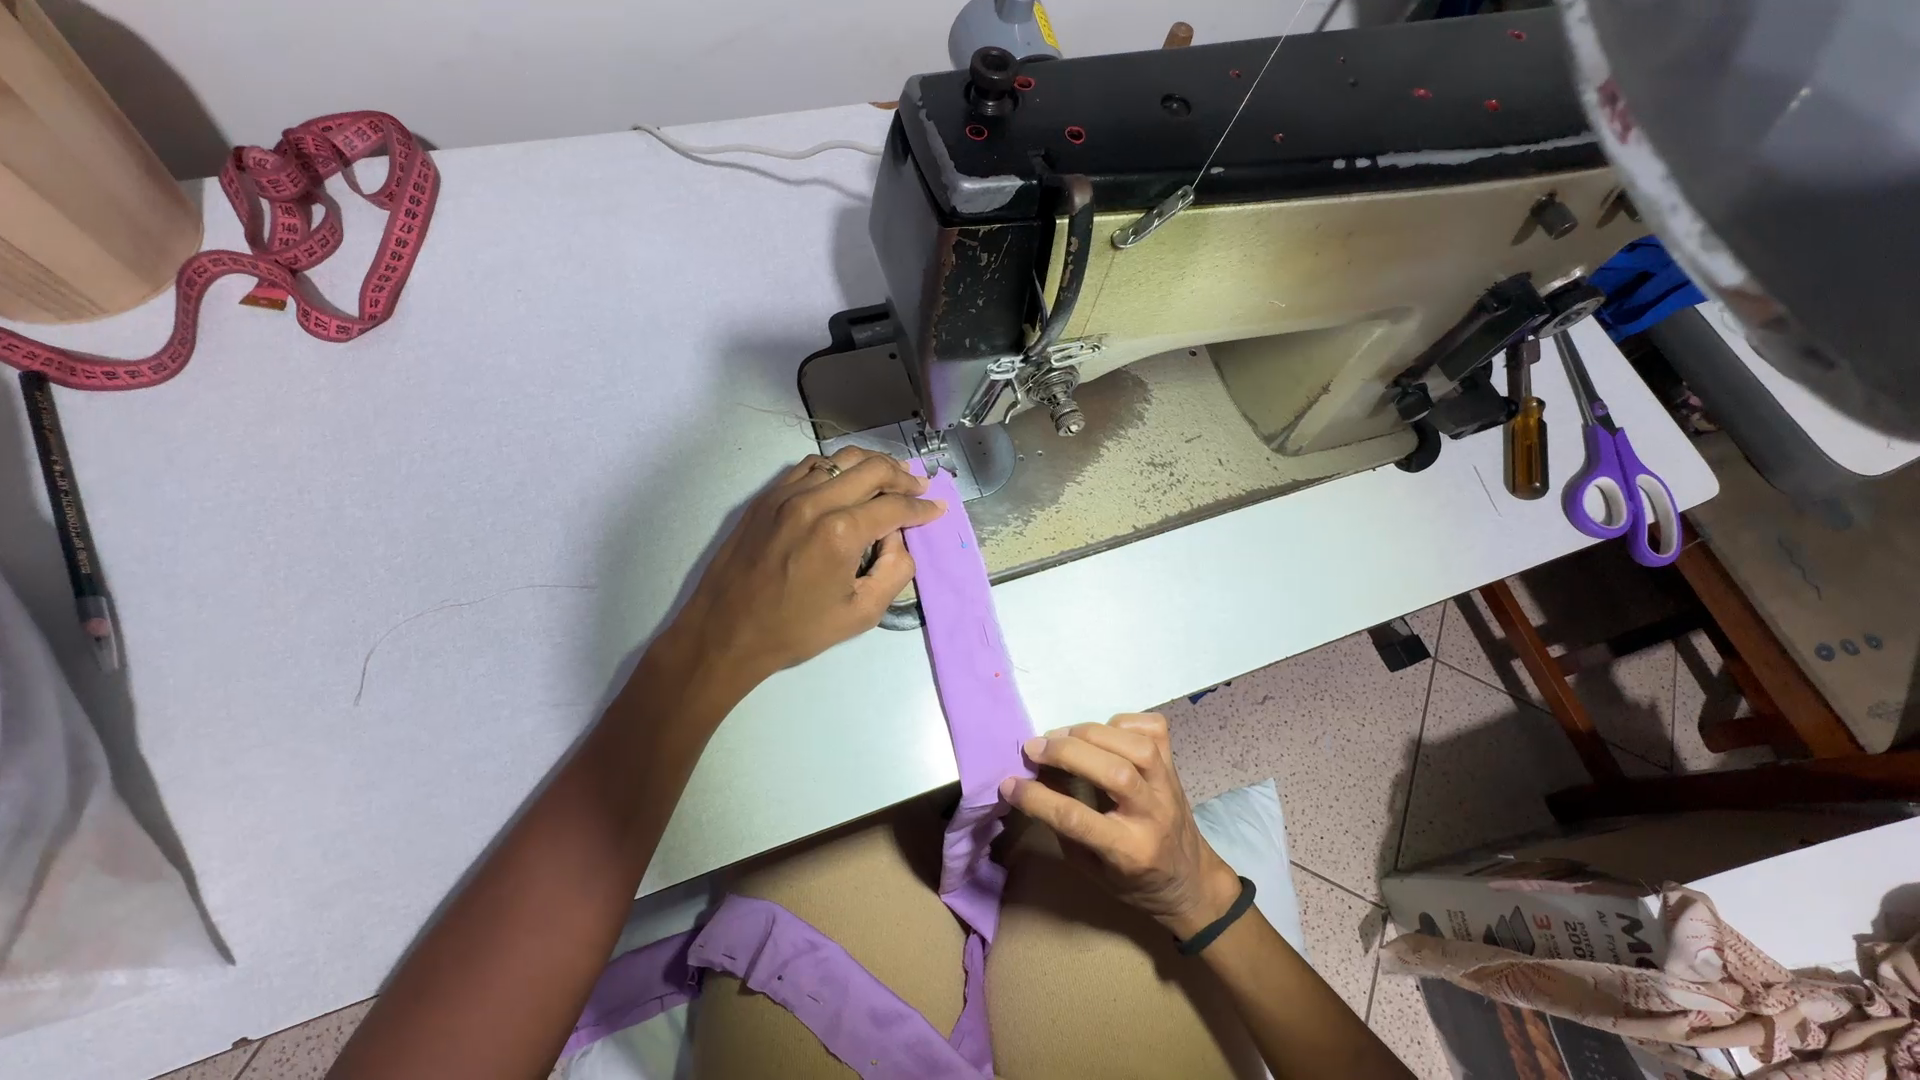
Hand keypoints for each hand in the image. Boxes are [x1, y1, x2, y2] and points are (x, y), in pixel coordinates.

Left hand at [661, 447, 944, 687]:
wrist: (726, 632)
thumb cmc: (796, 630)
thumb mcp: (860, 614)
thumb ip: (895, 570)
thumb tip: (899, 538)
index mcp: (840, 532)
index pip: (894, 506)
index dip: (921, 507)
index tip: (937, 508)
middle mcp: (814, 501)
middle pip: (872, 469)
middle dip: (903, 476)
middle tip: (919, 487)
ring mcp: (785, 494)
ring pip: (840, 459)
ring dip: (871, 465)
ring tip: (889, 477)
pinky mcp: (766, 497)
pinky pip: (809, 466)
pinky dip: (835, 468)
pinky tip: (844, 482)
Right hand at [1001, 713, 1240, 940]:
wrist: (1191, 881)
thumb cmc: (1133, 881)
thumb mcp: (1090, 868)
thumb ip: (1063, 825)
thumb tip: (1033, 780)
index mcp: (1129, 851)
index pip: (1077, 818)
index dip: (1037, 798)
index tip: (1009, 784)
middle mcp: (1153, 814)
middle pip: (1113, 772)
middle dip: (1066, 753)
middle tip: (1033, 748)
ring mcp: (1168, 786)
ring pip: (1136, 746)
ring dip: (1092, 733)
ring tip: (1062, 737)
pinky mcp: (1175, 765)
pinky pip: (1153, 730)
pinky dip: (1123, 723)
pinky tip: (1103, 733)